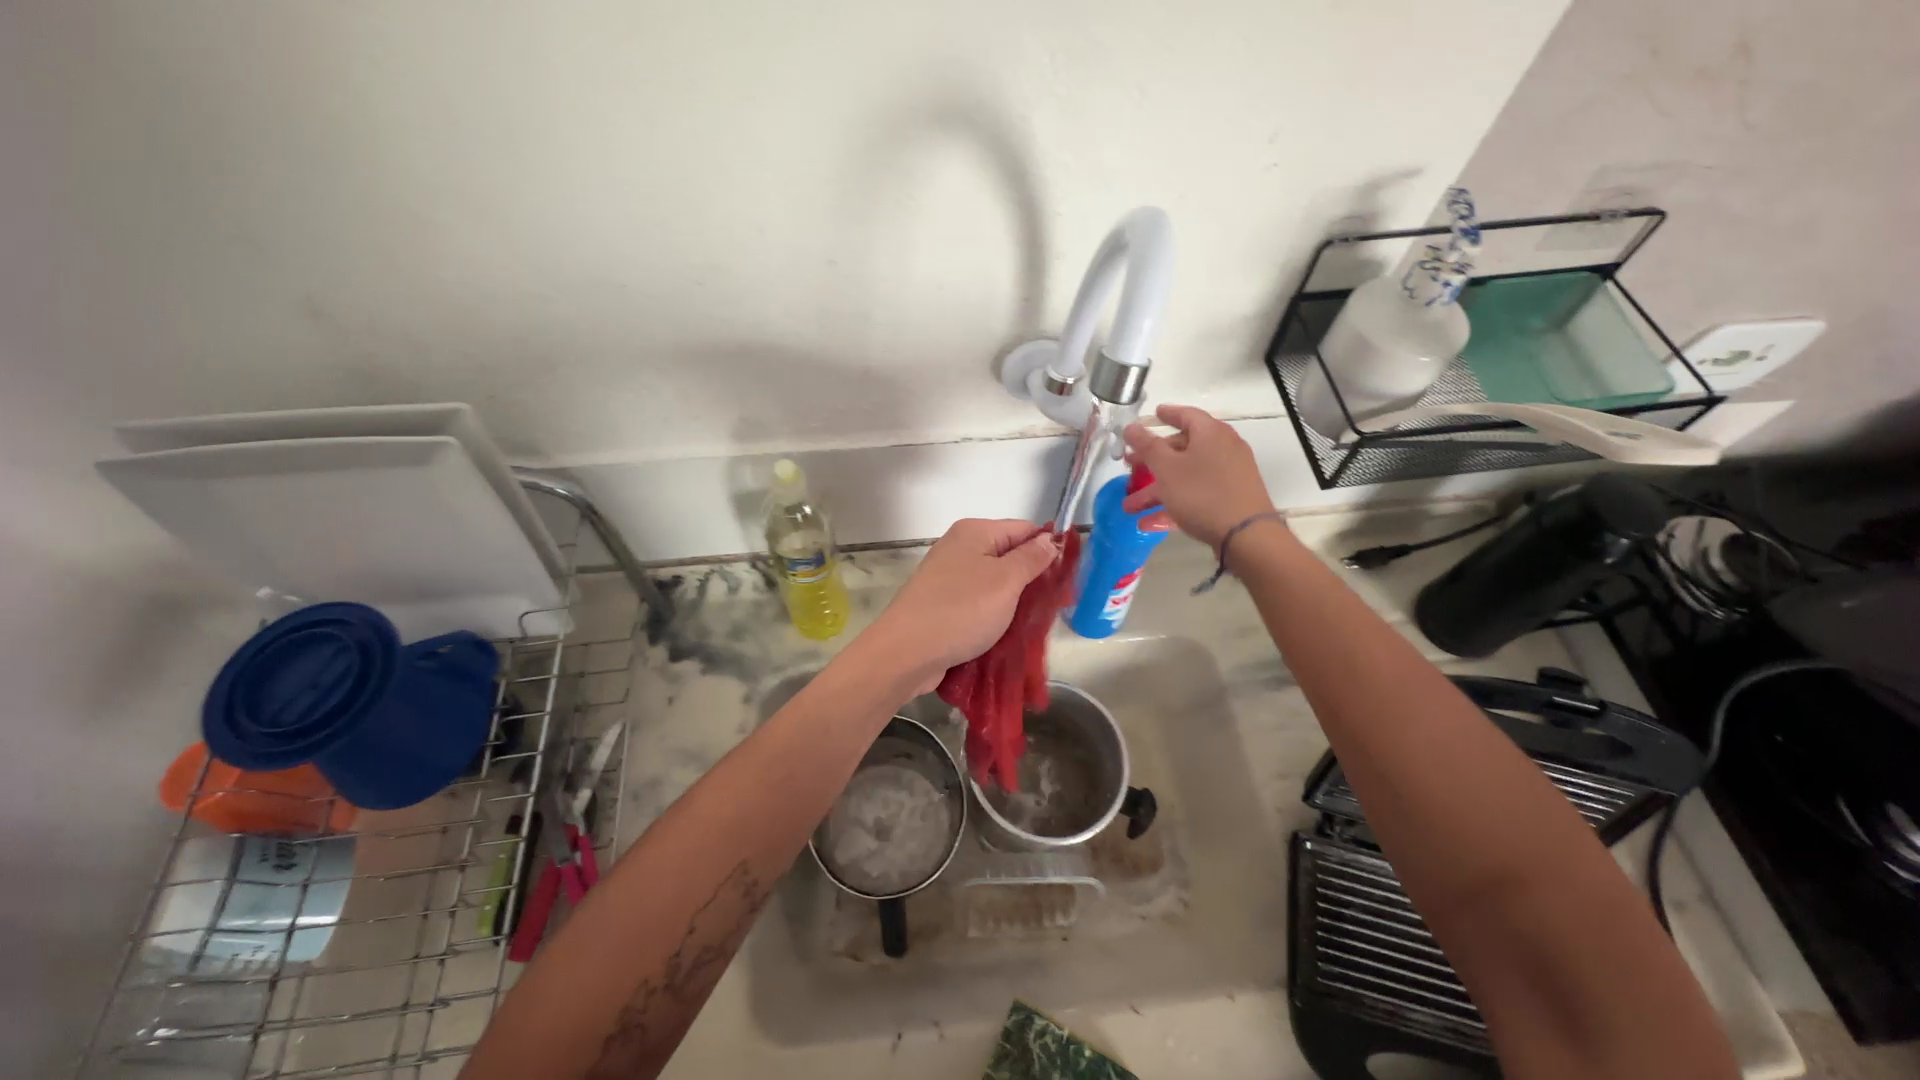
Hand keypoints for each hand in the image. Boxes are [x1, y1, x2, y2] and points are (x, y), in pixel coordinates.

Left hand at [866, 519, 1057, 688]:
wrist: (907, 653)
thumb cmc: (961, 611)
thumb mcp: (1005, 581)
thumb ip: (1031, 558)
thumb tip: (1051, 539)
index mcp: (974, 532)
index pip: (1024, 529)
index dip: (1049, 548)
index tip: (1069, 576)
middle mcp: (959, 549)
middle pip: (1009, 556)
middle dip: (1034, 579)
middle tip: (1057, 605)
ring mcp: (949, 579)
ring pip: (995, 585)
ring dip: (1015, 602)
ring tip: (1036, 624)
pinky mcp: (943, 606)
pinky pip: (979, 605)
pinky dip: (995, 617)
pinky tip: (1009, 635)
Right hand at [1121, 404, 1275, 548]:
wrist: (1246, 535)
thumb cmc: (1202, 494)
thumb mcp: (1167, 468)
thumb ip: (1147, 446)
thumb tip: (1131, 426)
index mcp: (1210, 433)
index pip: (1186, 415)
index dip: (1167, 414)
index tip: (1153, 414)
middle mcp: (1223, 448)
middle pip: (1182, 448)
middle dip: (1152, 461)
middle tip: (1130, 467)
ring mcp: (1229, 475)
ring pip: (1186, 476)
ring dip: (1156, 490)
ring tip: (1130, 507)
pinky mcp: (1230, 498)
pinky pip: (1196, 495)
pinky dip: (1173, 504)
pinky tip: (1149, 523)